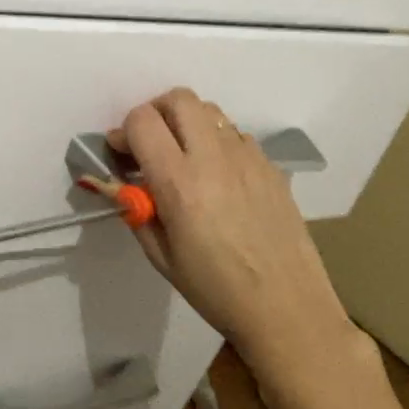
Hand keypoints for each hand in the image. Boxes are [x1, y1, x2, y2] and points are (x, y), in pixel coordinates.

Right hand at [111, 88, 365, 387]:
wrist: (287, 308)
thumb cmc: (215, 290)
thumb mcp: (161, 256)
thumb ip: (136, 210)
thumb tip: (123, 184)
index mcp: (179, 183)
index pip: (142, 121)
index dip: (123, 132)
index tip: (122, 156)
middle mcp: (214, 158)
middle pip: (178, 99)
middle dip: (155, 113)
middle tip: (149, 145)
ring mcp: (248, 158)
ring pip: (209, 111)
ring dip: (187, 124)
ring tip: (183, 159)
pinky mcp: (270, 167)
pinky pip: (236, 135)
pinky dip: (217, 142)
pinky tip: (217, 178)